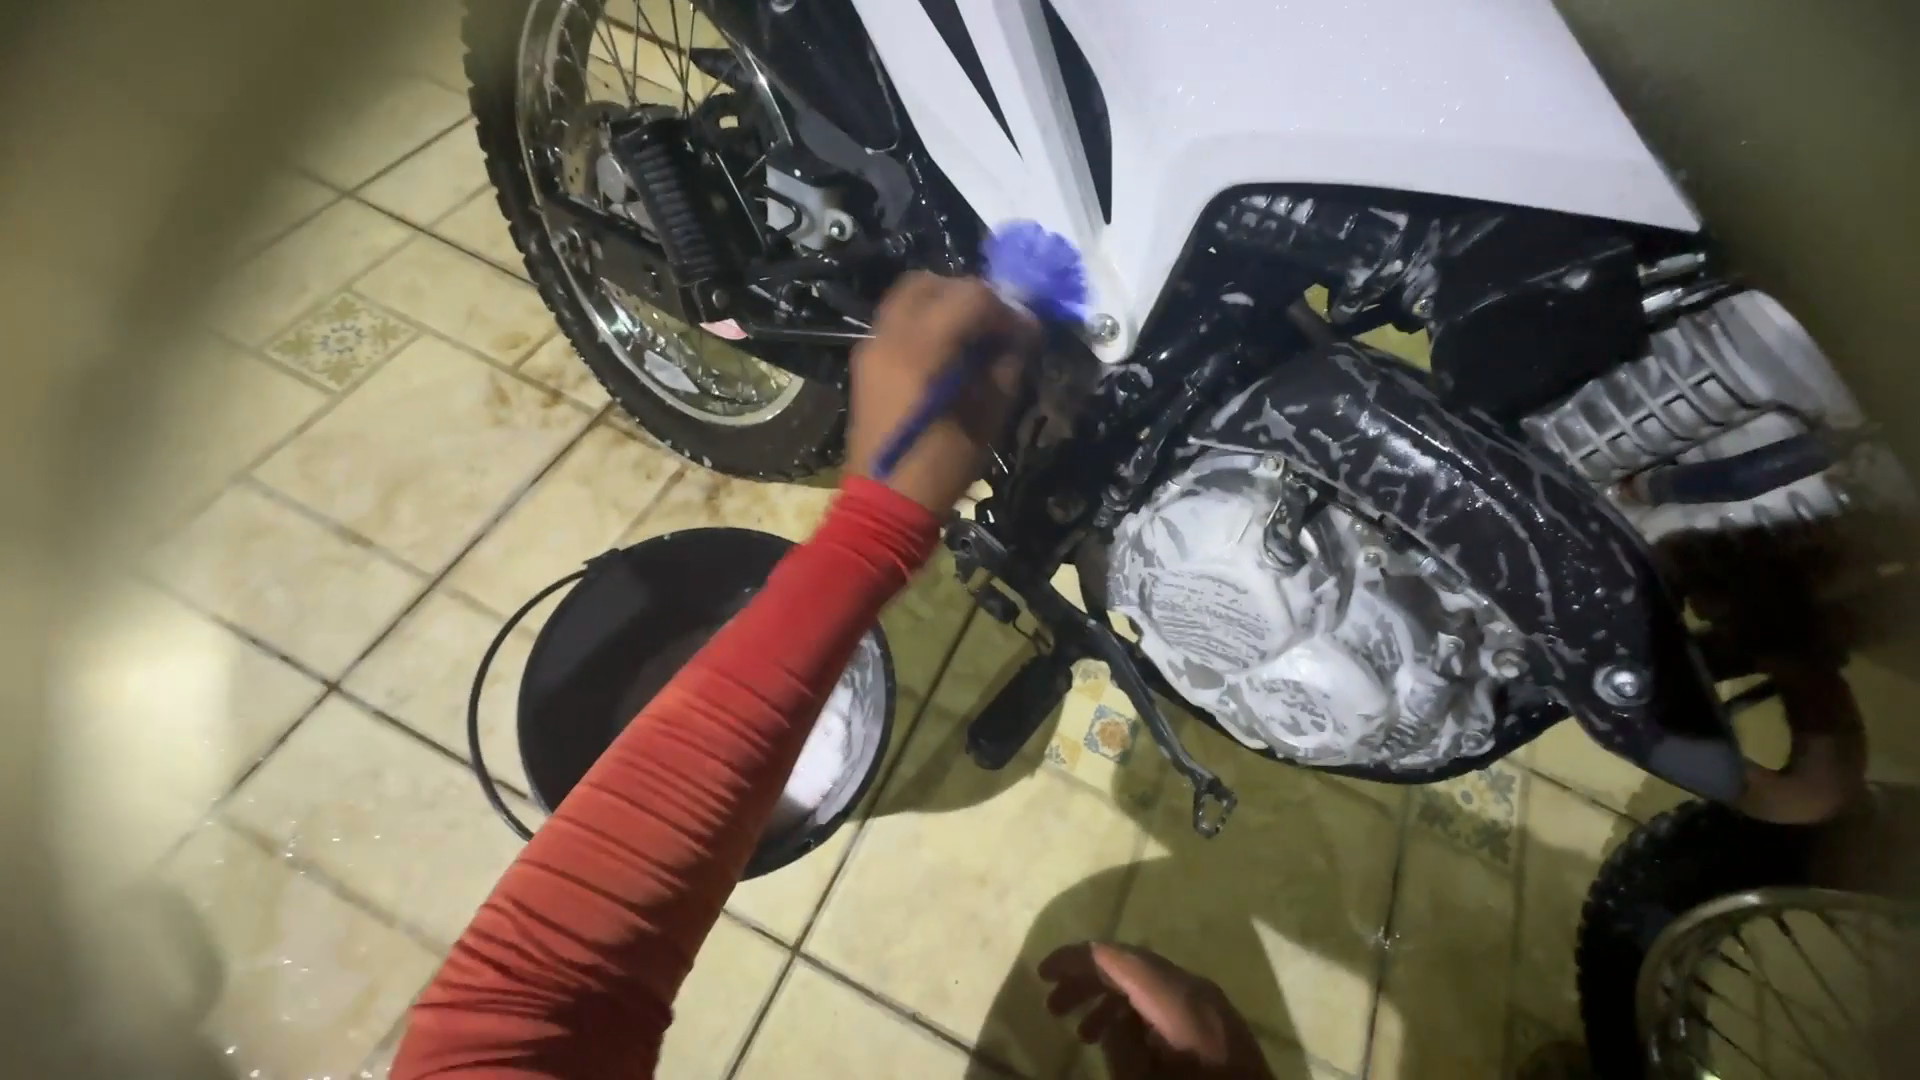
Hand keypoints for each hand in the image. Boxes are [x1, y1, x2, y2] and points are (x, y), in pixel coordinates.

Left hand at [845, 272, 1038, 512]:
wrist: (884, 502)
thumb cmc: (941, 468)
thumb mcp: (986, 419)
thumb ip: (1006, 367)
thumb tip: (1020, 335)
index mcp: (922, 352)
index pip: (970, 297)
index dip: (1005, 309)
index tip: (1025, 333)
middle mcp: (890, 337)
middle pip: (932, 283)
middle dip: (971, 296)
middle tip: (996, 326)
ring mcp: (871, 347)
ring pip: (909, 296)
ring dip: (945, 303)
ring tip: (972, 337)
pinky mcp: (865, 362)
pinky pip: (896, 320)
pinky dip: (924, 320)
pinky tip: (946, 351)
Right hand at [1039, 942, 1274, 1079]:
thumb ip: (1122, 1048)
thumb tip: (1112, 1021)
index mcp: (1179, 998)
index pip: (1117, 958)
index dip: (1075, 960)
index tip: (1043, 974)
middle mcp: (1195, 989)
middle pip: (1131, 965)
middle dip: (1088, 980)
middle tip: (1052, 1005)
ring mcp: (1210, 1006)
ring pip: (1147, 984)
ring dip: (1109, 999)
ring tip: (1078, 1033)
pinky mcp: (1217, 1028)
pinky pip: (1166, 1004)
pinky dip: (1136, 1015)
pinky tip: (1116, 1044)